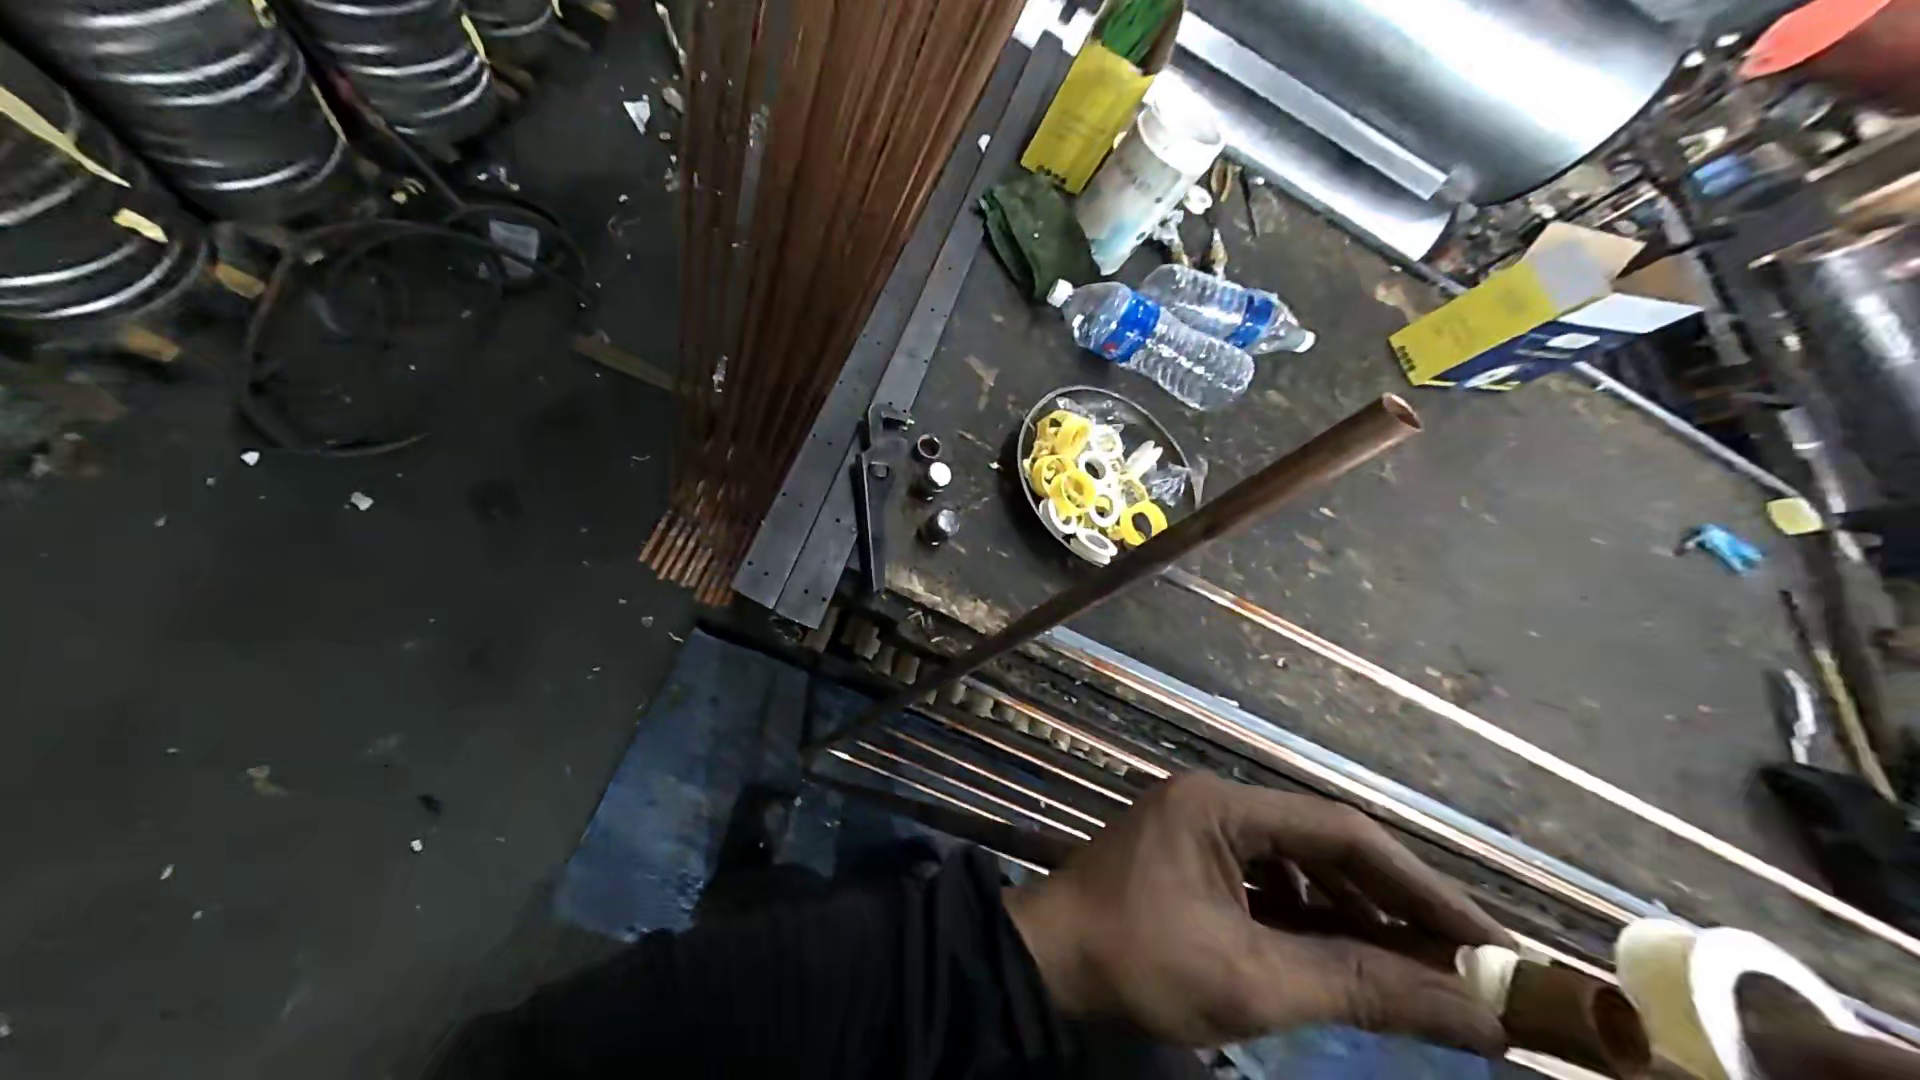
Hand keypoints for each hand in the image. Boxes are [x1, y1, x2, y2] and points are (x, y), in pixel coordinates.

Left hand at [1003, 772, 1512, 1051]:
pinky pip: (1262, 876)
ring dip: (1350, 910)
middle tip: (1462, 962)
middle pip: (1321, 843)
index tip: (1488, 942)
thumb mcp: (1253, 980)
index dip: (1420, 886)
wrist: (1043, 965)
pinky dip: (1304, 914)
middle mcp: (1211, 801)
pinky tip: (1336, 952)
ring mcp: (1195, 826)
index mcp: (1221, 806)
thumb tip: (1477, 1017)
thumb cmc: (1138, 963)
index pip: (1341, 831)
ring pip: (1293, 861)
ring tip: (1410, 966)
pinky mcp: (1186, 855)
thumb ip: (1361, 988)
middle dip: (1390, 902)